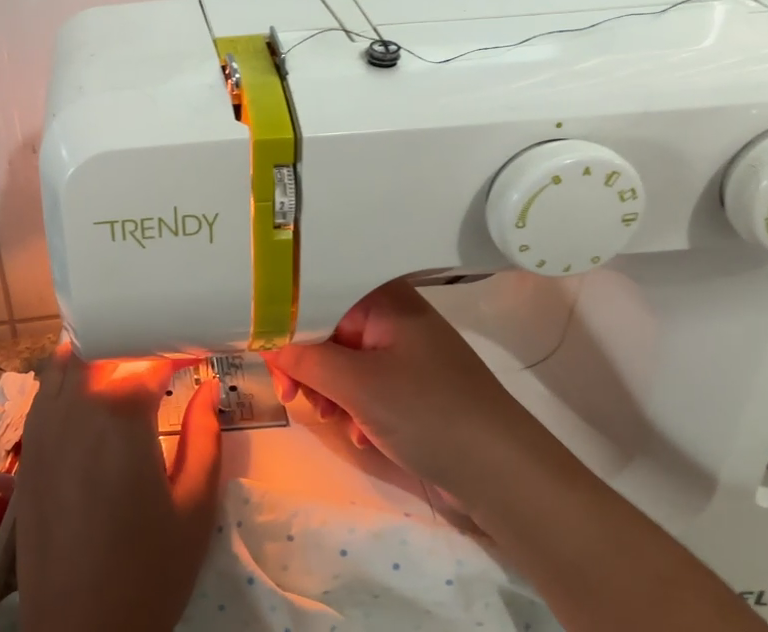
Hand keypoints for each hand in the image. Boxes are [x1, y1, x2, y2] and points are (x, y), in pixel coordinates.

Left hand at [16, 346, 222, 631]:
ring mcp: (43, 425)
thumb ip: (205, 437)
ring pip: (66, 361)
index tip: (201, 349)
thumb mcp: (194, 506)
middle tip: (165, 357)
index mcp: (120, 412)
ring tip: (129, 368)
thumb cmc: (147, 571)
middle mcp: (75, 405)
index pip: (152, 357)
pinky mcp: (28, 449)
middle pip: (101, 346)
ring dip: (98, 354)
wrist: (77, 630)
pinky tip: (93, 397)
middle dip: (134, 344)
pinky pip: (47, 392)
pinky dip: (70, 378)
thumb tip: (206, 389)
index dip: (179, 349)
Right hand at [262, 280, 529, 491]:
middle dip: (305, 362)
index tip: (265, 356)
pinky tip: (359, 432)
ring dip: (327, 389)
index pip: (317, 295)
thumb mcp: (357, 384)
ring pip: (342, 361)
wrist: (502, 472)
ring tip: (332, 418)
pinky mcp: (411, 388)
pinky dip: (353, 406)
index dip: (285, 322)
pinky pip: (364, 385)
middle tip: (292, 395)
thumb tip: (266, 339)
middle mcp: (393, 318)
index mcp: (385, 299)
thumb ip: (305, 358)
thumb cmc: (428, 412)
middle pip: (327, 328)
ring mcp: (404, 354)